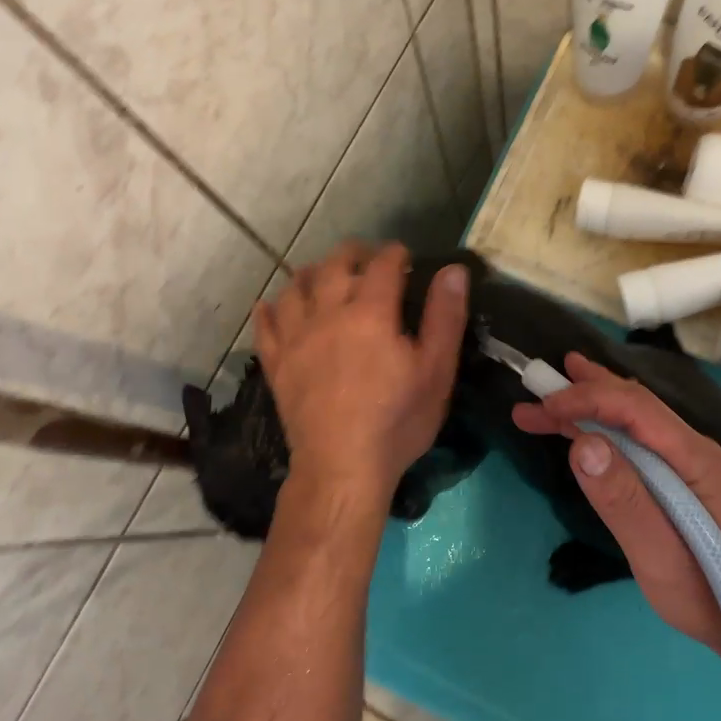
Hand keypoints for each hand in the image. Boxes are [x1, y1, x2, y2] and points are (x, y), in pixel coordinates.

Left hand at [254, 242, 468, 507]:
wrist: (342, 466)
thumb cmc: (397, 420)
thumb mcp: (436, 371)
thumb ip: (445, 317)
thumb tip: (453, 270)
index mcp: (371, 312)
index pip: (382, 265)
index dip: (395, 254)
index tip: (405, 256)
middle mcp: (328, 313)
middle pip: (334, 266)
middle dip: (353, 254)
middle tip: (366, 257)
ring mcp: (296, 338)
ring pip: (296, 287)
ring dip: (311, 273)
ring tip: (323, 275)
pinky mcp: (276, 364)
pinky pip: (266, 325)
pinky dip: (270, 309)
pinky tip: (274, 306)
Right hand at [512, 354, 720, 658]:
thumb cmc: (713, 595)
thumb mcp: (659, 555)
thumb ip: (623, 500)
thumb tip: (583, 443)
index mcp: (693, 457)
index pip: (633, 406)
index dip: (586, 398)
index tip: (541, 405)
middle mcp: (693, 450)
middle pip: (634, 404)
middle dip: (583, 391)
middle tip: (535, 387)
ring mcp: (691, 467)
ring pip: (636, 421)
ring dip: (592, 407)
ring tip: (552, 396)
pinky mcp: (685, 486)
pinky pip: (641, 444)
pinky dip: (607, 432)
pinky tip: (587, 435)